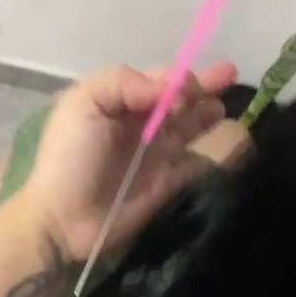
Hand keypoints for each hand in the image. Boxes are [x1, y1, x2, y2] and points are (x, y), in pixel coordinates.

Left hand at [20, 62, 236, 261]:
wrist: (63, 220)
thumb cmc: (69, 159)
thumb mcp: (83, 104)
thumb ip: (123, 82)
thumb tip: (170, 85)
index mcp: (117, 103)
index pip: (157, 81)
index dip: (177, 78)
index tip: (186, 90)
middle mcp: (137, 126)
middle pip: (178, 101)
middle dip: (203, 87)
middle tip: (228, 76)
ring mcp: (153, 156)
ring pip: (189, 128)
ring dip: (208, 114)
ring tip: (222, 107)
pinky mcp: (165, 185)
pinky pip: (195, 165)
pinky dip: (213, 154)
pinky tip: (232, 142)